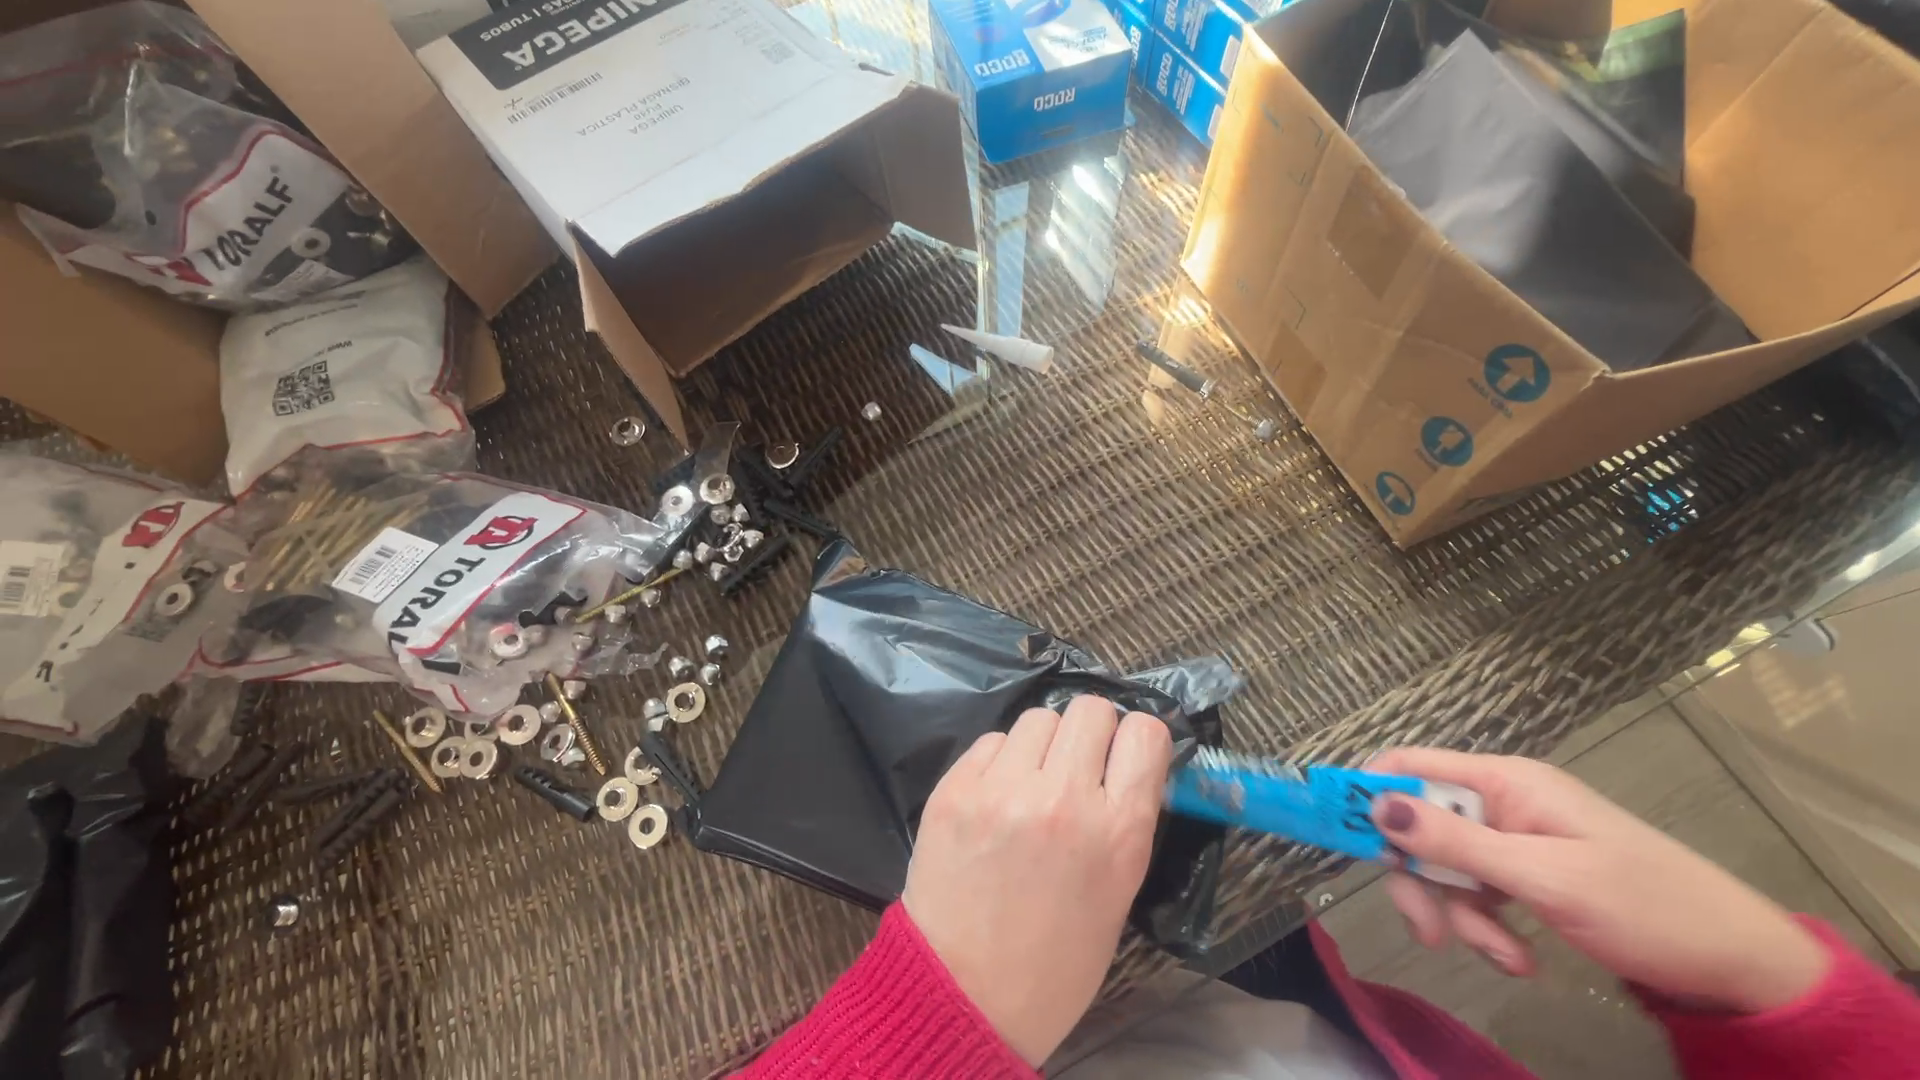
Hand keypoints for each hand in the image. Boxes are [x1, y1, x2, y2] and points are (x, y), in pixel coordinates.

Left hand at [902, 696, 1173, 1064]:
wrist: (965, 994)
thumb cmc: (1056, 959)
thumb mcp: (1118, 890)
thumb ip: (1125, 818)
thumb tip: (1123, 763)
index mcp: (1119, 832)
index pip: (1145, 732)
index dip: (1136, 738)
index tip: (1124, 753)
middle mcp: (1065, 798)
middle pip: (1090, 709)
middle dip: (1089, 733)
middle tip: (1075, 766)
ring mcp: (1004, 789)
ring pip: (1038, 718)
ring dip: (1041, 745)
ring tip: (1030, 786)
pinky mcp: (955, 788)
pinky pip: (991, 741)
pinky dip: (999, 762)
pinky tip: (994, 799)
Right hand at [1367, 748, 1829, 1013]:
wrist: (1740, 967)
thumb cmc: (1646, 906)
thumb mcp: (1544, 877)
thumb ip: (1455, 842)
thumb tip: (1376, 806)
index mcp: (1504, 781)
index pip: (1410, 766)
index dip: (1368, 793)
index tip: (1340, 835)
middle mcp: (1500, 801)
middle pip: (1418, 826)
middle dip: (1419, 879)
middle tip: (1426, 930)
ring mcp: (1512, 839)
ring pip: (1444, 867)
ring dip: (1460, 915)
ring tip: (1505, 958)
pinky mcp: (1524, 875)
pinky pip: (1475, 893)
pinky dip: (1485, 927)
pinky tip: (1518, 957)